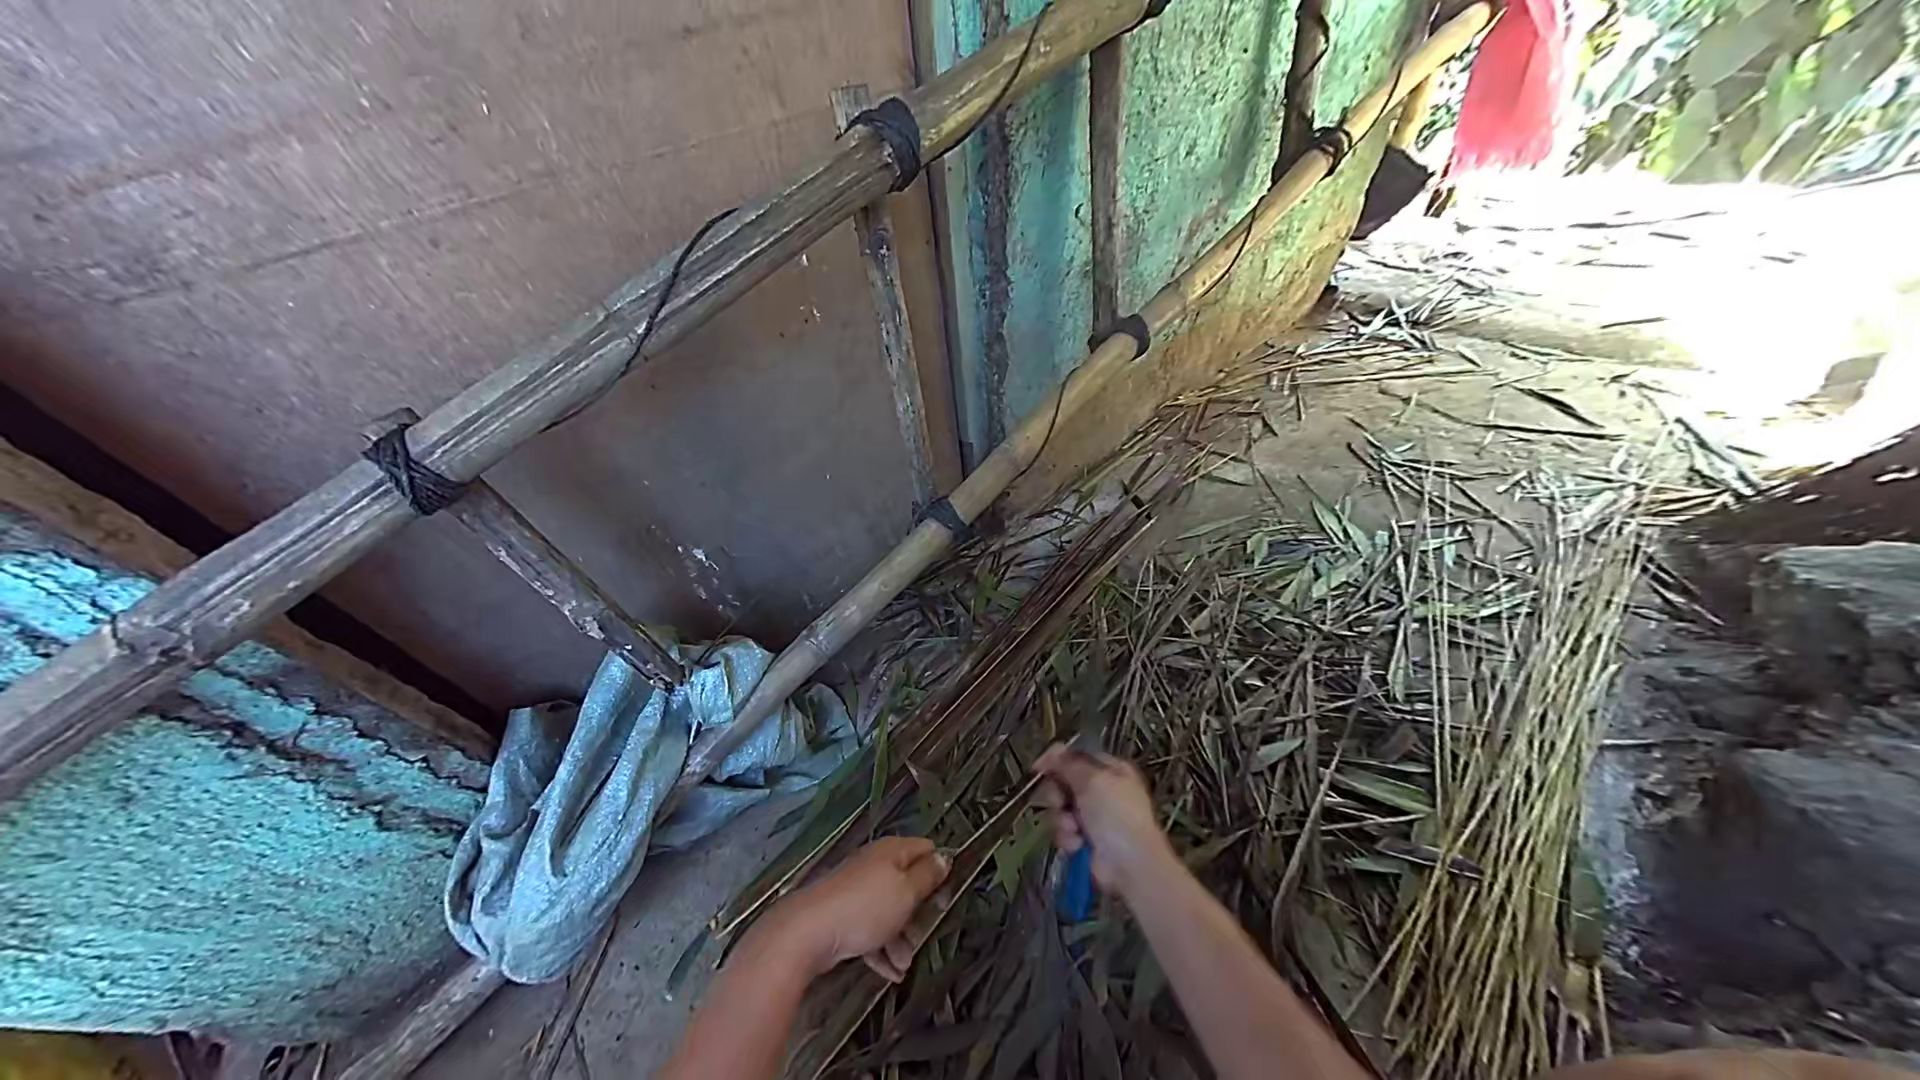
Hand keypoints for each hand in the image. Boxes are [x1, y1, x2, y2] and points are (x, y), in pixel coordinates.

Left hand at [763, 836, 949, 982]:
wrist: (808, 932)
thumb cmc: (866, 908)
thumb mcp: (906, 892)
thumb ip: (928, 876)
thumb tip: (944, 858)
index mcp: (892, 851)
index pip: (925, 849)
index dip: (939, 871)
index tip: (946, 896)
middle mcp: (875, 864)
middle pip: (907, 883)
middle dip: (919, 912)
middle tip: (924, 934)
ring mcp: (857, 890)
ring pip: (890, 909)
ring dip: (901, 937)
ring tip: (903, 965)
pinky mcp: (844, 914)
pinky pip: (871, 928)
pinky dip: (881, 947)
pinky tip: (890, 972)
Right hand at [1034, 743, 1173, 896]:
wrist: (1130, 864)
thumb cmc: (1116, 815)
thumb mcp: (1093, 780)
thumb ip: (1068, 763)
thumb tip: (1051, 751)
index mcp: (1110, 770)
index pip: (1077, 756)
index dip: (1057, 760)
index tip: (1039, 767)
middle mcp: (1101, 790)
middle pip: (1063, 783)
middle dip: (1057, 795)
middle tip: (1061, 802)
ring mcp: (1093, 816)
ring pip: (1059, 809)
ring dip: (1062, 819)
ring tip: (1074, 829)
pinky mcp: (1084, 839)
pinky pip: (1063, 831)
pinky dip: (1068, 837)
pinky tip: (1078, 843)